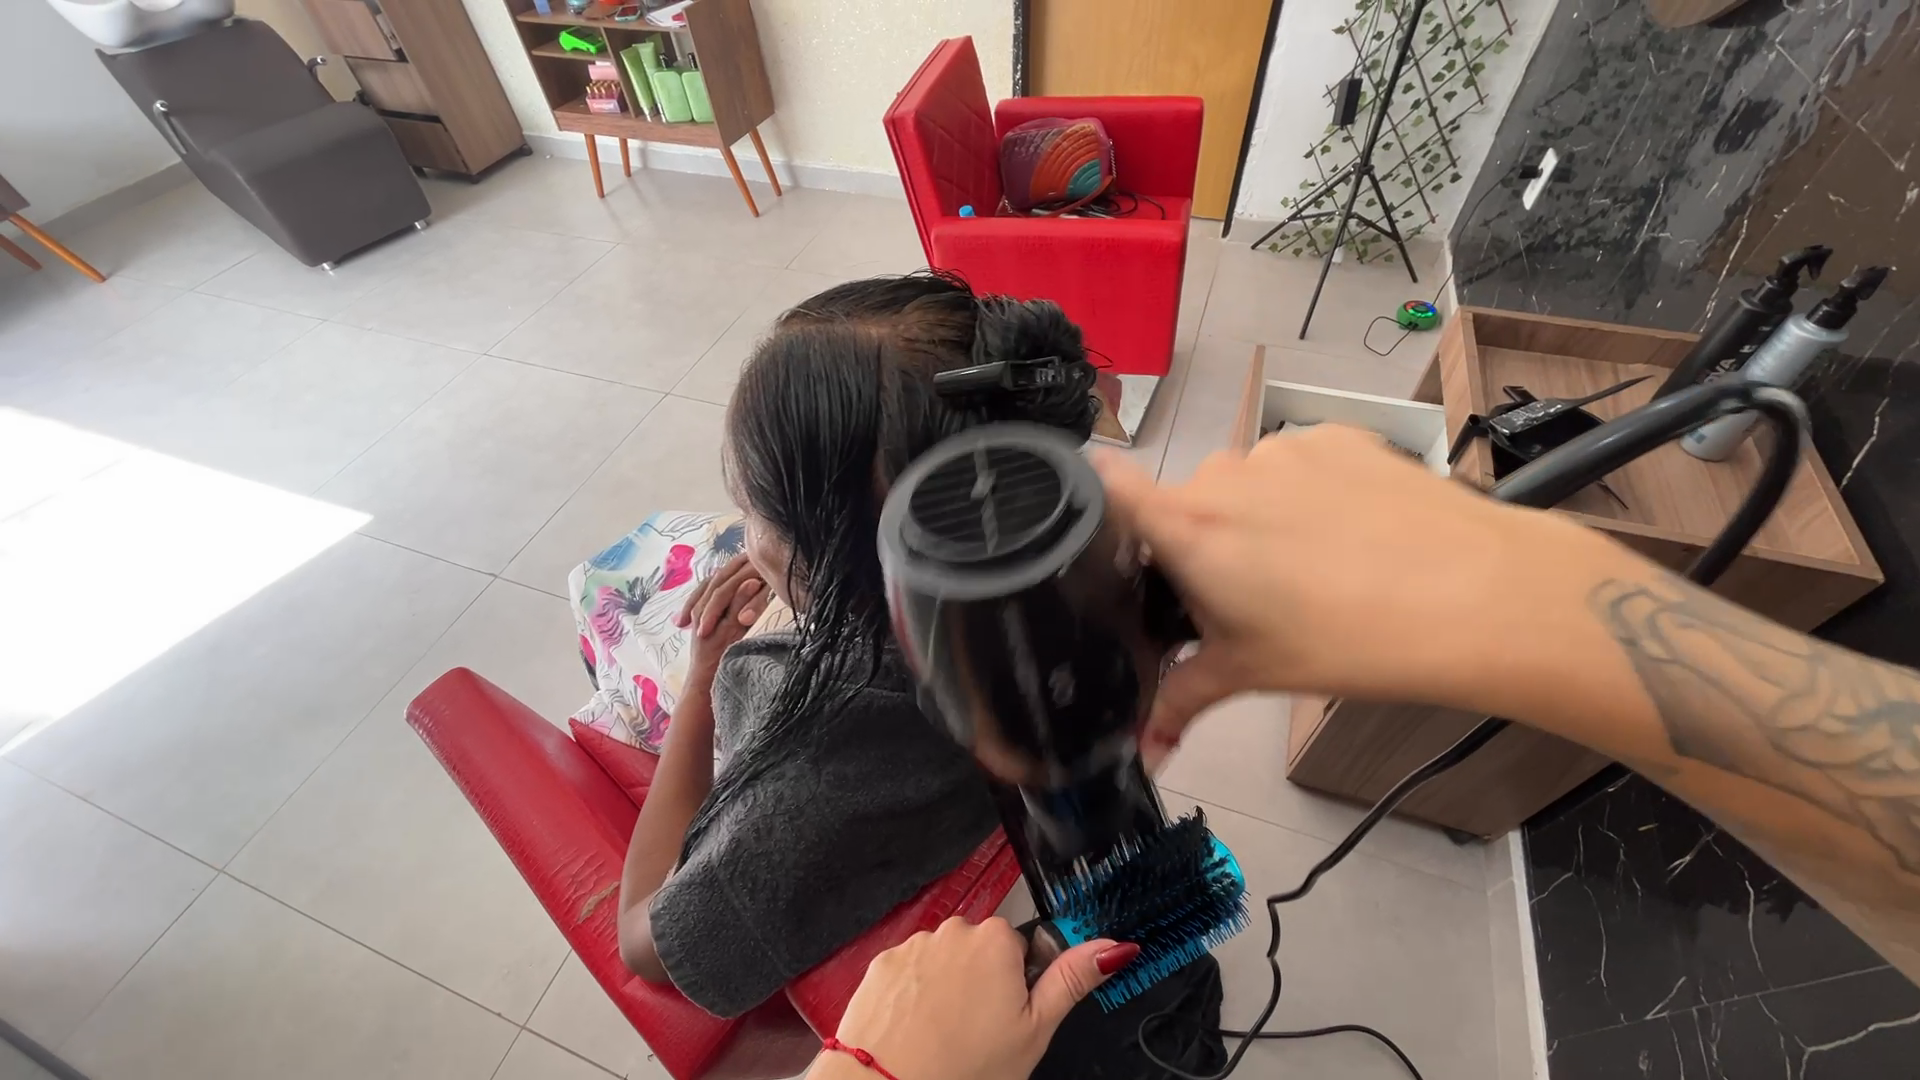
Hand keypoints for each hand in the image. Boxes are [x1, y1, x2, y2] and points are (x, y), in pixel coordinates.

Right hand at [674, 554, 768, 677]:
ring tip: (757, 561)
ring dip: (741, 576)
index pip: (717, 578)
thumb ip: (736, 609)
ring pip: (723, 593)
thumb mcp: (728, 628)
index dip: (733, 562)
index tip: (750, 549)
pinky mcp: (719, 636)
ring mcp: (709, 623)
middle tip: (755, 549)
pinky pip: (731, 613)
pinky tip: (755, 585)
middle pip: (719, 580)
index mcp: (703, 607)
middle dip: (737, 564)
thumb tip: (752, 588)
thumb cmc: (718, 656)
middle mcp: (702, 612)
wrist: (704, 684)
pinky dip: (743, 597)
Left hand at [818, 917, 1134, 1079]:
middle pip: (978, 951)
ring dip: (944, 988)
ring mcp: (915, 943)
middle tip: (975, 1032)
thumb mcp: (1035, 1031)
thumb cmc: (966, 1067)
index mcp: (997, 940)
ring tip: (941, 1036)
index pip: (1017, 949)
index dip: (1014, 984)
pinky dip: (911, 994)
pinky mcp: (883, 961)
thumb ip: (1072, 979)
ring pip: (942, 961)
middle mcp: (955, 928)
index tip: (1005, 1015)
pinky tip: (913, 1028)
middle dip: (979, 983)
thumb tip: (1114, 946)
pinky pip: (908, 971)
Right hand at [1094, 425, 1603, 749]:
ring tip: (1303, 567)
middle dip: (1196, 540)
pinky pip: (1294, 465)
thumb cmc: (1349, 640)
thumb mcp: (1251, 673)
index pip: (1108, 483)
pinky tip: (1344, 535)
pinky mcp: (1336, 437)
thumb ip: (1180, 702)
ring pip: (1241, 483)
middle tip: (1235, 592)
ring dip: (1251, 517)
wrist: (1481, 596)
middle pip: (1183, 500)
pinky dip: (1303, 494)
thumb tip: (1145, 752)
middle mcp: (1224, 475)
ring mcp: (1283, 450)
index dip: (1094, 497)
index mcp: (1189, 528)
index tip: (1109, 533)